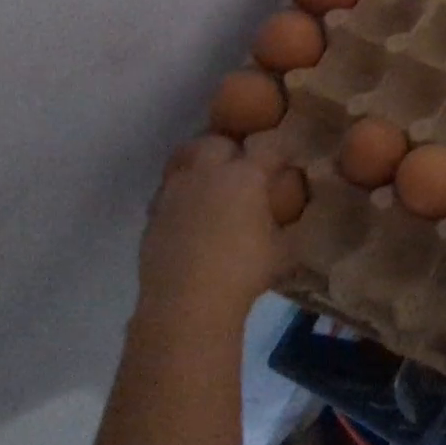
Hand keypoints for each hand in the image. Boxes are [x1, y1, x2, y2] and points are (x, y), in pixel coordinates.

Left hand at [140, 136, 289, 325]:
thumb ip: (286, 220)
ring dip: (199, 169)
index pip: (269, 148)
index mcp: (246, 175)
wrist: (187, 302)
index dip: (279, 153)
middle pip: (215, 142)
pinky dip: (181, 196)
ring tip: (212, 188)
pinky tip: (192, 216)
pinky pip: (169, 192)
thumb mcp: (285, 244)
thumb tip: (292, 212)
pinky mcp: (152, 216)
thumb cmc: (246, 270)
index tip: (286, 163)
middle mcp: (208, 174)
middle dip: (228, 149)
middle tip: (241, 168)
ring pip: (184, 162)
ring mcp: (175, 193)